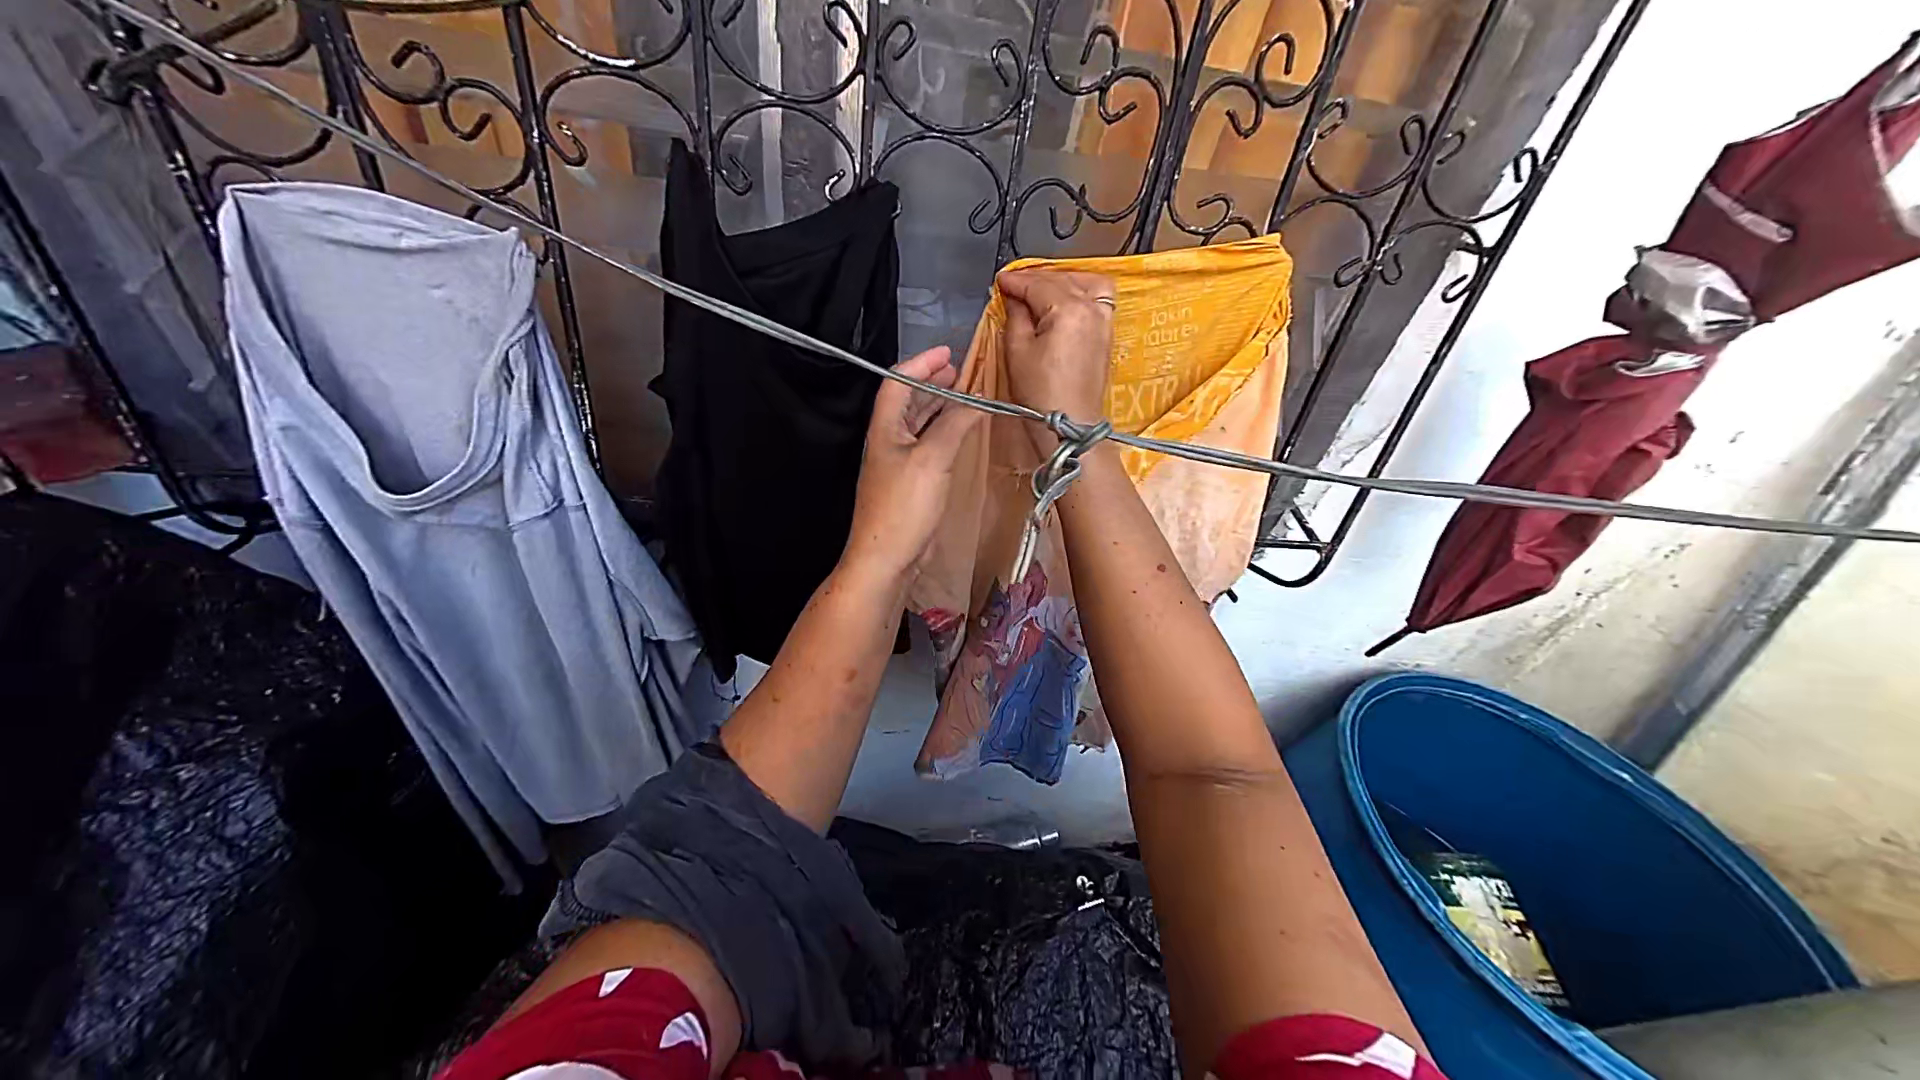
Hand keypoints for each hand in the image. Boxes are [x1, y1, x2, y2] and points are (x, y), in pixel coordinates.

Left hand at [841, 346, 985, 586]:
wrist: (886, 558)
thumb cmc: (903, 507)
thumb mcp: (932, 458)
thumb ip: (955, 425)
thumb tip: (978, 401)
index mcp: (885, 428)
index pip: (898, 381)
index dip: (921, 363)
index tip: (947, 354)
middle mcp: (888, 441)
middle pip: (908, 401)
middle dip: (932, 383)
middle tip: (958, 372)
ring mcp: (898, 464)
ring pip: (919, 424)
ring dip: (940, 407)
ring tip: (963, 396)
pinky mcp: (910, 484)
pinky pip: (928, 446)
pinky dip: (945, 433)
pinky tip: (961, 435)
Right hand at [997, 268, 1115, 449]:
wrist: (1070, 427)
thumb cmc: (1040, 394)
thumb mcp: (1017, 351)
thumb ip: (1015, 315)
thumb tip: (1014, 297)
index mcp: (1068, 310)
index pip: (1038, 284)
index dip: (1015, 281)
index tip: (999, 282)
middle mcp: (1091, 309)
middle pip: (1061, 279)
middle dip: (1036, 279)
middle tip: (1013, 287)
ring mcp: (1104, 320)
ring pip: (1083, 283)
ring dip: (1060, 281)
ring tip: (1039, 290)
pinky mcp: (1106, 334)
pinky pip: (1097, 298)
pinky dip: (1079, 292)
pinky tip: (1062, 301)